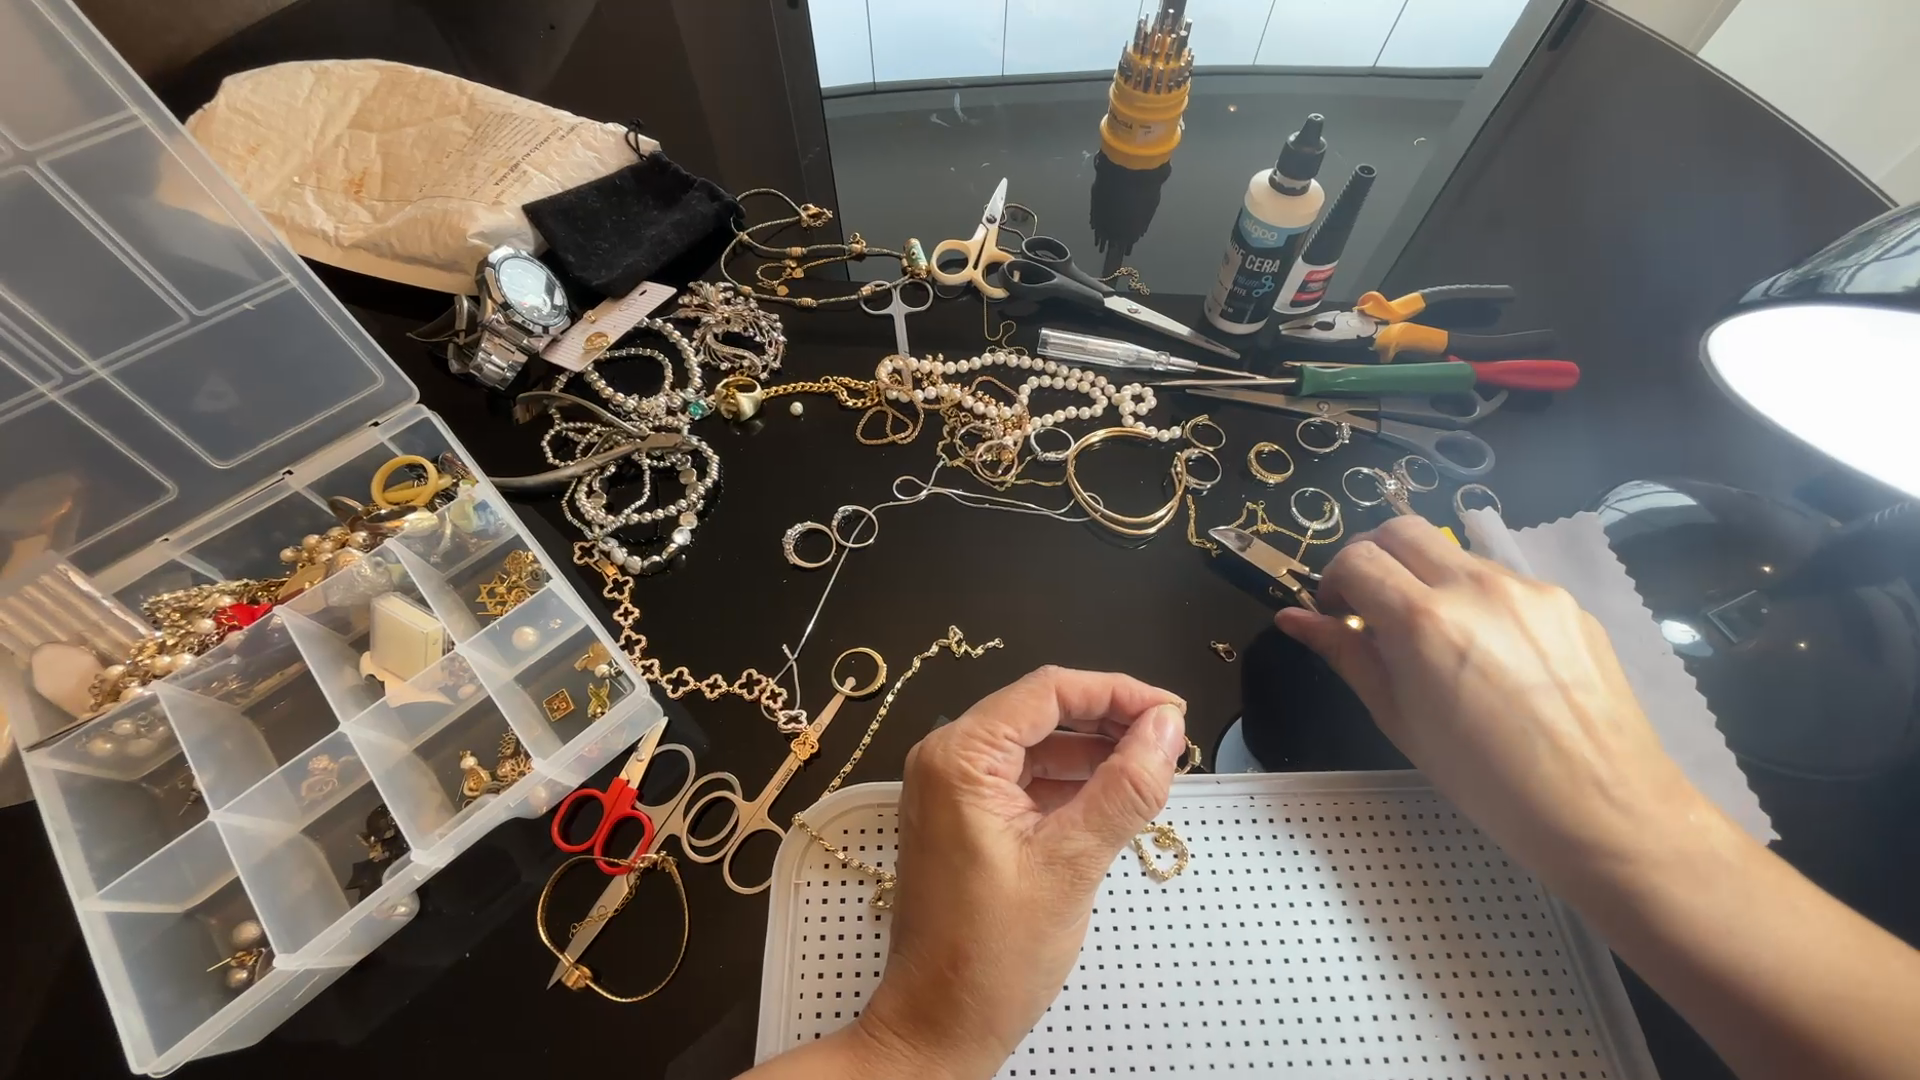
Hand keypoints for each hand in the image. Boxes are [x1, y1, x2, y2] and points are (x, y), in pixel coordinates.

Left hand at [857, 667, 1189, 1079]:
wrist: (937, 1027)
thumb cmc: (993, 955)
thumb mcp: (1072, 864)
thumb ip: (1125, 788)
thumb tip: (1167, 728)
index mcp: (959, 755)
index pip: (1047, 691)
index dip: (1116, 691)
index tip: (1171, 712)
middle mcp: (948, 755)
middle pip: (1041, 710)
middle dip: (1108, 719)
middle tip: (1170, 739)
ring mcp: (953, 784)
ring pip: (1037, 742)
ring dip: (1093, 750)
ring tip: (1152, 767)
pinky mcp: (964, 811)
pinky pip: (1025, 776)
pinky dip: (1070, 780)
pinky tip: (1112, 792)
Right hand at [1275, 517, 1707, 889]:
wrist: (1603, 810)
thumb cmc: (1481, 777)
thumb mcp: (1396, 716)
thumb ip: (1345, 653)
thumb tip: (1292, 618)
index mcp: (1424, 621)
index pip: (1356, 559)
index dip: (1333, 581)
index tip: (1337, 615)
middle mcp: (1476, 587)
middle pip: (1399, 529)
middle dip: (1371, 557)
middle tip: (1370, 605)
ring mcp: (1529, 589)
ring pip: (1451, 553)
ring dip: (1422, 576)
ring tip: (1434, 637)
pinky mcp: (1566, 603)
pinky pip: (1499, 580)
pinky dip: (1472, 598)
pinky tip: (1488, 653)